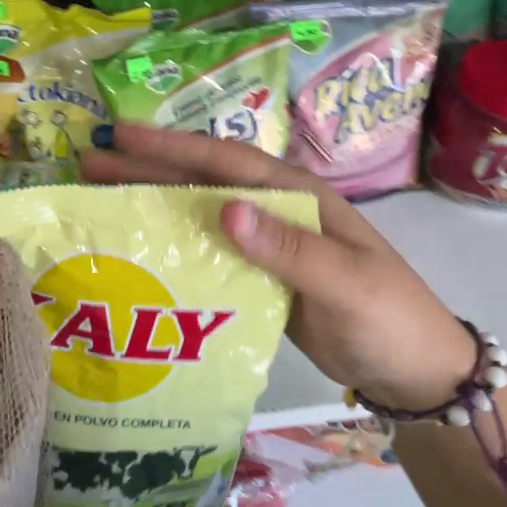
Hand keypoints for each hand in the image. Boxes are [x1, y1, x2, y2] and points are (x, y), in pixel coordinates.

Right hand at [82, 124, 476, 410]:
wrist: (416, 372)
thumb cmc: (388, 318)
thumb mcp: (345, 283)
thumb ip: (288, 248)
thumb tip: (225, 209)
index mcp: (295, 194)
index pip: (225, 161)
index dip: (172, 147)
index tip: (122, 135)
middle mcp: (273, 207)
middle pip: (201, 178)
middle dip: (146, 165)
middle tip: (90, 158)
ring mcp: (264, 241)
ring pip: (197, 208)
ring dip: (151, 196)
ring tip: (99, 190)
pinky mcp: (255, 273)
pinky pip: (204, 246)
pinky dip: (169, 238)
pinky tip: (138, 242)